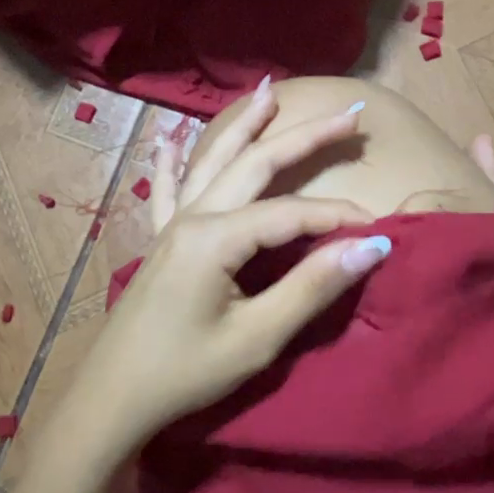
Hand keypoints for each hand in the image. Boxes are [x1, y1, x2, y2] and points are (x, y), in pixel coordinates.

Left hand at [69, 93, 390, 458]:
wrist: (113, 399)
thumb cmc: (187, 372)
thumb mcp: (257, 337)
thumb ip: (312, 287)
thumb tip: (370, 246)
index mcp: (217, 238)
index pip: (292, 212)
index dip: (338, 215)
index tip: (380, 227)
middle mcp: (194, 217)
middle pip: (256, 165)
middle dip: (305, 137)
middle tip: (350, 113)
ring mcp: (172, 225)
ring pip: (214, 163)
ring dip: (245, 127)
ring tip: (267, 92)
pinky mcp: (160, 242)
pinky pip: (167, 191)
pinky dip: (172, 162)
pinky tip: (169, 140)